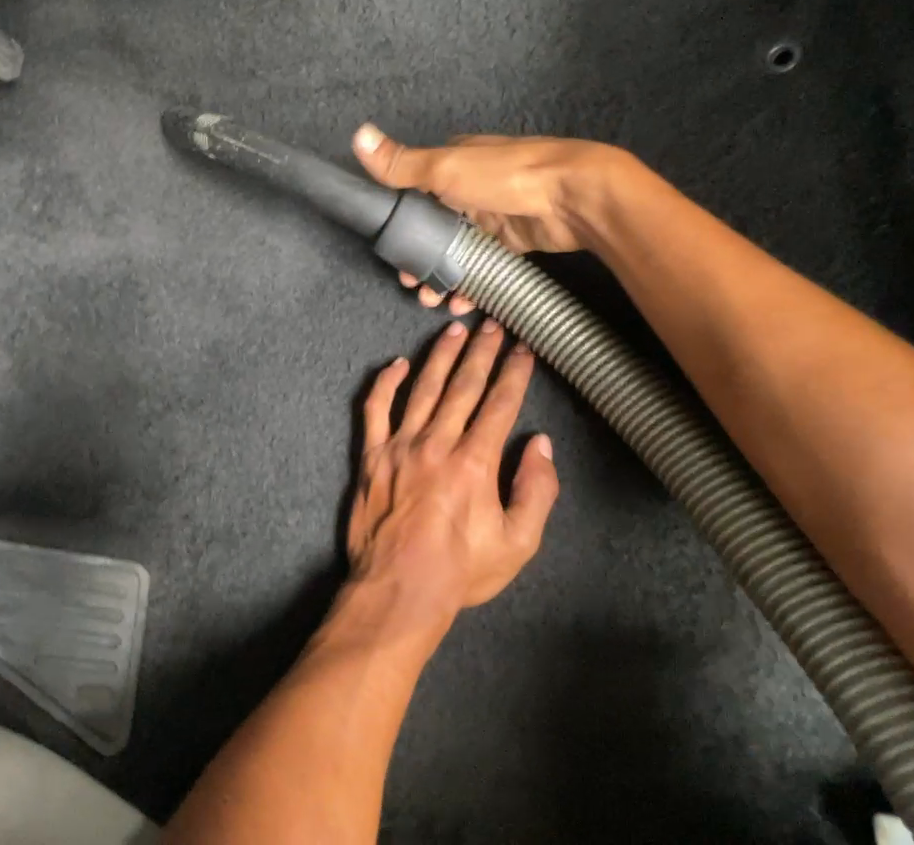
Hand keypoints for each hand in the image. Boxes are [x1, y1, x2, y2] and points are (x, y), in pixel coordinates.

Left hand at [347, 318, 559, 619]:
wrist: (398, 589)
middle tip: (491, 324)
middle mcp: (437, 443)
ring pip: (422, 389)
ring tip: (454, 329)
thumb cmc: (460, 570)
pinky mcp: (371, 457)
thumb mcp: (518, 543)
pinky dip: (385, 384)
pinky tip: (396, 364)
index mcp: (475, 461)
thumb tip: (541, 445)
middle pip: (463, 386)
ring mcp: (400, 447)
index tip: (523, 348)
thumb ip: (536, 491)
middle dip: (481, 352)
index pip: (500, 404)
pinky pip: (375, 410)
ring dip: (440, 356)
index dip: (514, 373)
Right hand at [351, 124, 619, 310]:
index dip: (399, 223)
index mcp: (453, 163)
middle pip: (434, 227)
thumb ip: (402, 163)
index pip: (414, 193)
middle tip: (412, 286)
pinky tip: (463, 303)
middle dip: (420, 258)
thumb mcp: (445, 168)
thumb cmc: (505, 176)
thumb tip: (357, 135)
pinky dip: (470, 284)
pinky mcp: (513, 241)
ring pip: (457, 250)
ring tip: (434, 301)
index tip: (390, 253)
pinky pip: (482, 265)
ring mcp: (492, 215)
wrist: (574, 196)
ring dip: (442, 276)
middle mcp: (470, 187)